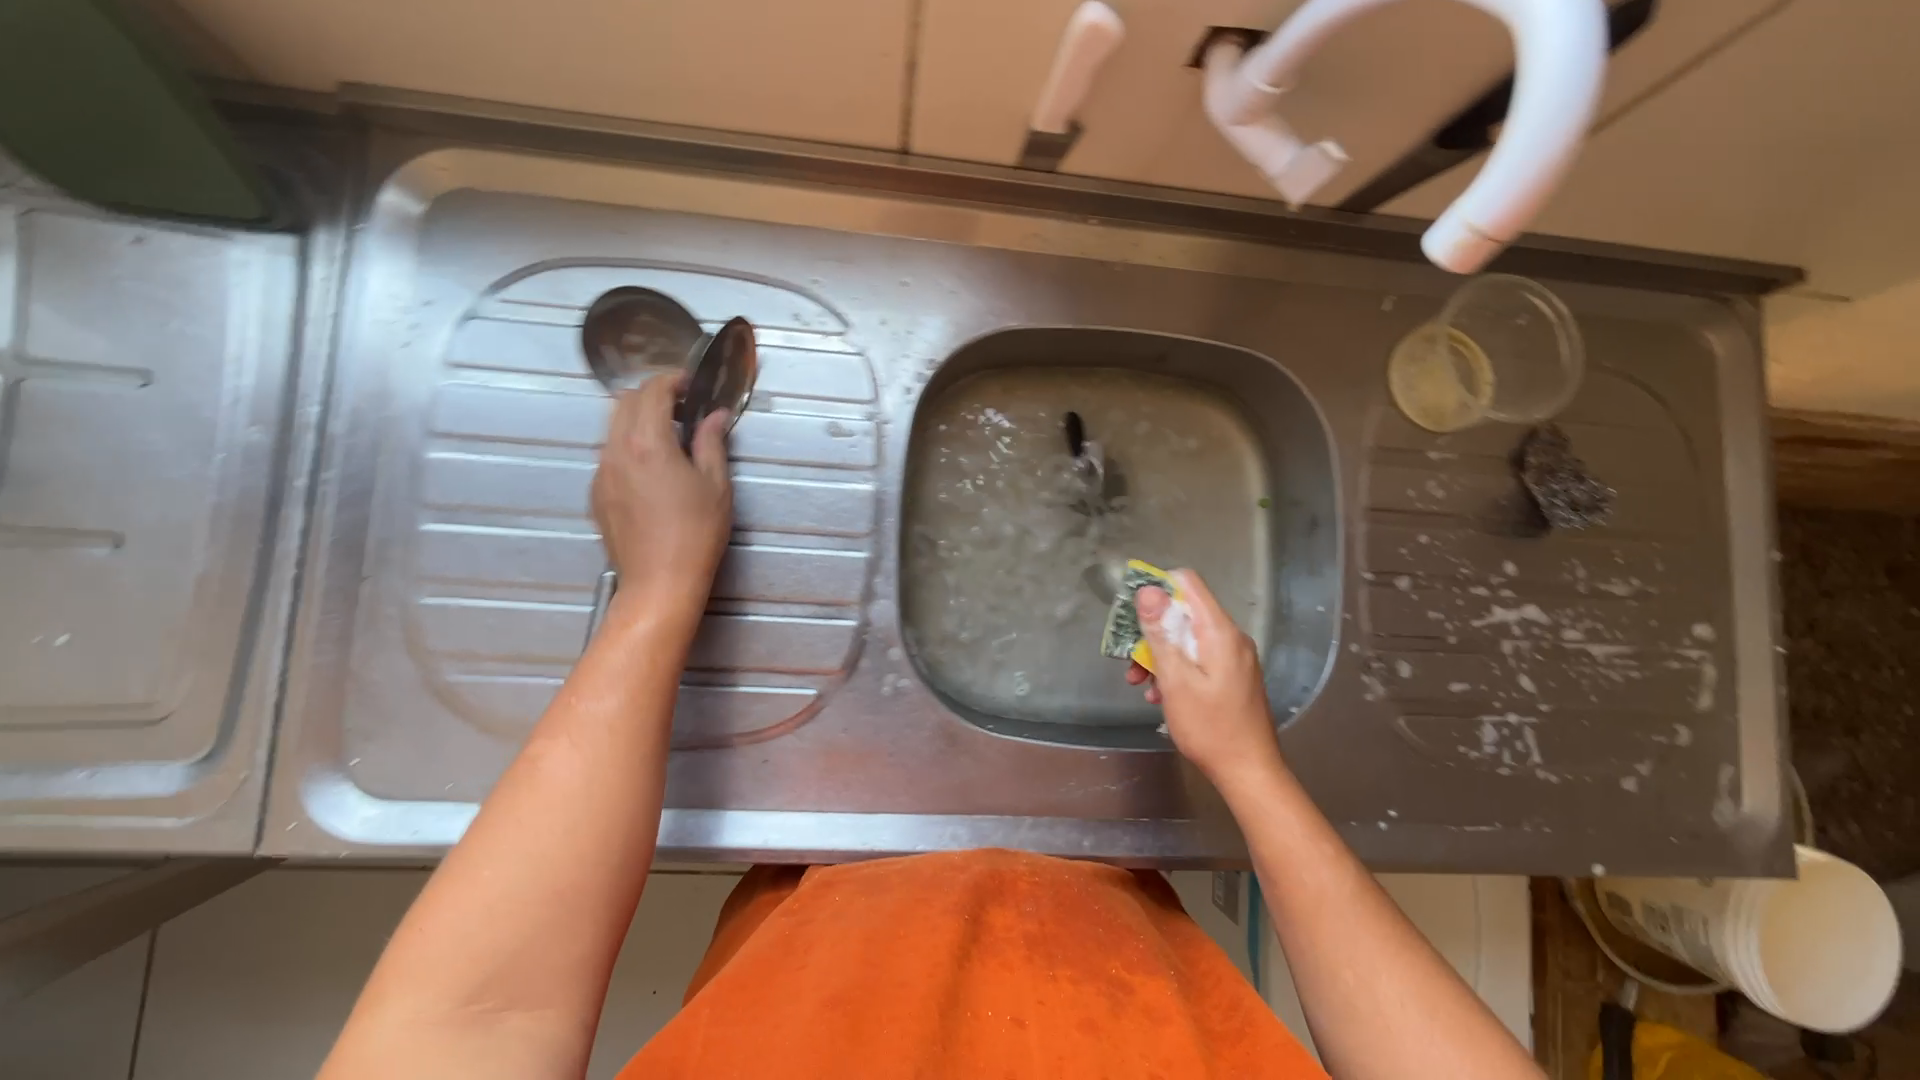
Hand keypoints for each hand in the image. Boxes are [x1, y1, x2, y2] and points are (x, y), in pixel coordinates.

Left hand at [591, 373, 732, 626]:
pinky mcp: (596, 494)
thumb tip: (715, 416)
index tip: (692, 387)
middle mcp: (616, 450)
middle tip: (682, 409)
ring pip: (612, 427)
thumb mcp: (716, 486)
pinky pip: (609, 455)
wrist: (659, 582)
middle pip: (625, 401)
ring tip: (668, 439)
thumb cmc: (696, 534)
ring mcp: (601, 473)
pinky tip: (652, 471)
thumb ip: (712, 442)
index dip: (673, 381)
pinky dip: (628, 446)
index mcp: (648, 442)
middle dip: (653, 395)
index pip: (652, 391)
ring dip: (638, 420)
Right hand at [1124, 570, 1284, 787]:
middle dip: (1152, 631)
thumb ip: (1161, 633)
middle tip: (1129, 660)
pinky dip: (1177, 670)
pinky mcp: (1233, 677)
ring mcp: (1235, 658)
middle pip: (1185, 613)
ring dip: (1160, 656)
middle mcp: (1231, 638)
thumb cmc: (1210, 727)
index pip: (1187, 583)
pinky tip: (1161, 696)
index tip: (1132, 610)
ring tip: (1140, 685)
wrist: (1249, 771)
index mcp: (1220, 632)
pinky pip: (1199, 659)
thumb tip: (1148, 590)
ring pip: (1189, 639)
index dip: (1157, 588)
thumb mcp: (1176, 680)